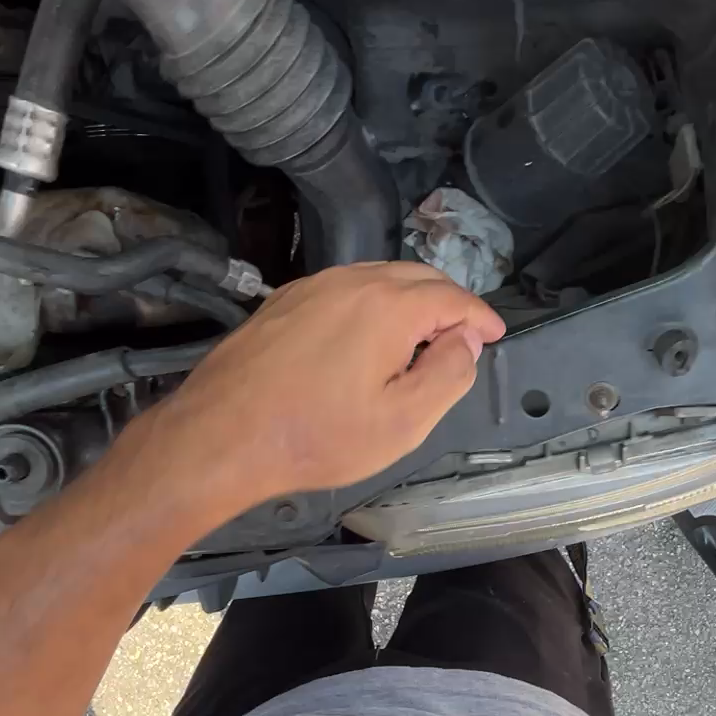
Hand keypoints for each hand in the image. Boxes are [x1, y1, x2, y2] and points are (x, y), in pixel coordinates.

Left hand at [130, 262, 505, 516]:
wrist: (221, 438)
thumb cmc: (317, 436)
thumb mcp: (403, 421)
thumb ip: (449, 374)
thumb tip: (465, 340)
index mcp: (388, 306)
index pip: (452, 297)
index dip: (480, 316)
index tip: (494, 335)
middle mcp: (351, 281)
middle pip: (417, 277)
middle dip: (449, 302)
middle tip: (464, 334)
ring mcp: (311, 287)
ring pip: (378, 278)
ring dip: (411, 299)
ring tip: (423, 334)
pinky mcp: (283, 302)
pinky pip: (344, 290)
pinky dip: (373, 303)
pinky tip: (369, 334)